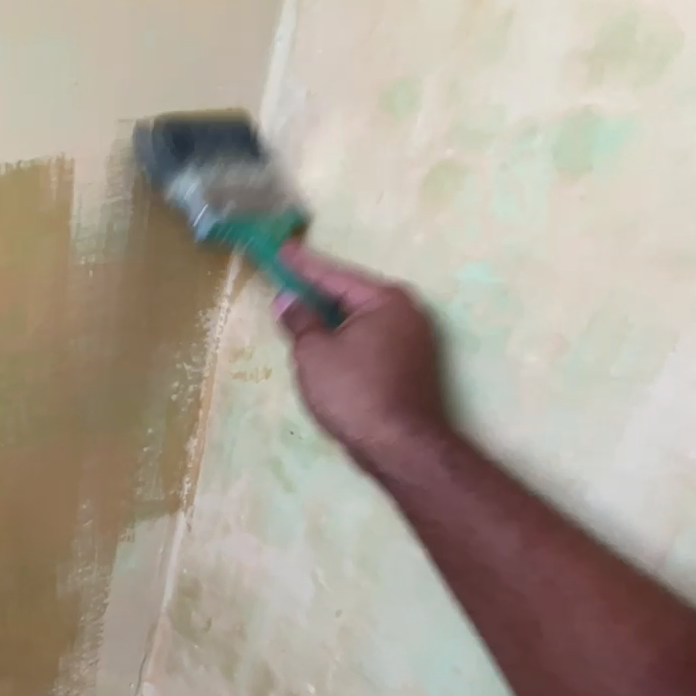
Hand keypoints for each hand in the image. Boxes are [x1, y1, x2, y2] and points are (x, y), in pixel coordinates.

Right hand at [273, 244, 453, 473]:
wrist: (400, 445)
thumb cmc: (354, 393)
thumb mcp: (314, 353)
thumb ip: (299, 320)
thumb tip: (288, 299)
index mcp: (384, 299)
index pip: (334, 275)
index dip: (302, 264)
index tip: (280, 249)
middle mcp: (407, 310)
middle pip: (350, 294)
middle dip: (317, 290)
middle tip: (286, 280)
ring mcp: (414, 337)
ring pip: (360, 317)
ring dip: (330, 315)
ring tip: (299, 311)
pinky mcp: (412, 362)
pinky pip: (370, 336)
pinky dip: (345, 335)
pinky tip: (324, 341)